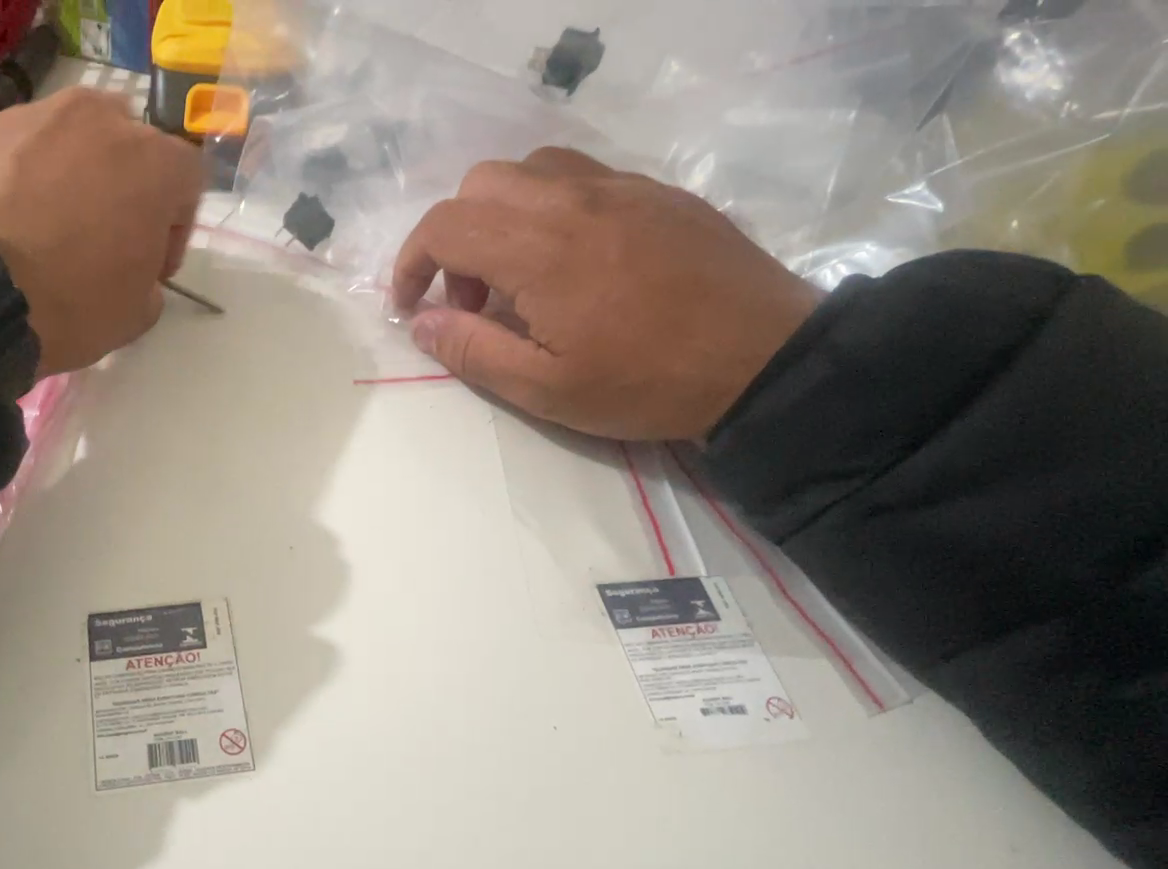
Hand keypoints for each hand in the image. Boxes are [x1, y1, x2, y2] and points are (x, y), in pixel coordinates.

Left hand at [0, 88, 203, 378]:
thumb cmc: (69, 302)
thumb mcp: (134, 316)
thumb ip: (149, 283)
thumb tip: (135, 273)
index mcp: (154, 162)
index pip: (188, 181)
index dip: (175, 229)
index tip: (153, 268)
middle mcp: (100, 119)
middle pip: (129, 147)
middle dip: (124, 190)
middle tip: (103, 239)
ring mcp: (35, 115)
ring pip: (69, 141)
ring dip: (70, 177)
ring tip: (46, 227)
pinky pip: (16, 152)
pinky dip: (19, 179)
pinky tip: (4, 222)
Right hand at [391, 148, 821, 440]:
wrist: (766, 360)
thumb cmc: (647, 383)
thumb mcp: (544, 389)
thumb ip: (471, 350)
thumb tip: (421, 323)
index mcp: (539, 249)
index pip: (444, 226)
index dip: (410, 264)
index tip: (411, 306)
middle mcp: (572, 200)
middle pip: (479, 184)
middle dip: (454, 239)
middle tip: (471, 299)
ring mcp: (619, 188)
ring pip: (529, 170)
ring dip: (500, 216)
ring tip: (518, 276)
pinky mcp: (655, 192)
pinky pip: (579, 177)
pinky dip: (548, 208)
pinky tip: (571, 262)